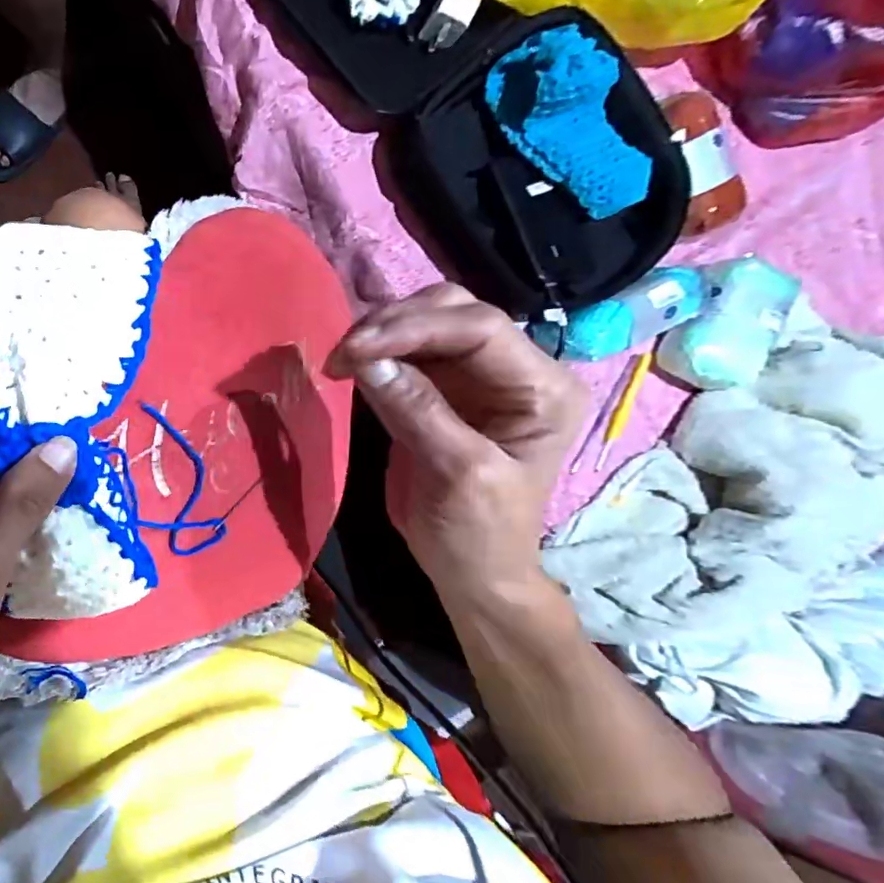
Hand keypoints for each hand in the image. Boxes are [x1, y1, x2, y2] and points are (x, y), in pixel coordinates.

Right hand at [328, 284, 585, 593]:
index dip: (415, 328)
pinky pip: (407, 353)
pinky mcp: (442, 391)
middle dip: (396, 323)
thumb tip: (368, 361)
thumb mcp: (456, 474)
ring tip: (341, 358)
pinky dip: (376, 352)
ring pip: (428, 323)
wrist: (471, 570)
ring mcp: (477, 378)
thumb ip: (418, 412)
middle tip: (344, 352)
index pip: (481, 329)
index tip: (356, 349)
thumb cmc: (479, 532)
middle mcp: (515, 370)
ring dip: (381, 333)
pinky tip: (350, 363)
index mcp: (541, 387)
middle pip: (455, 312)